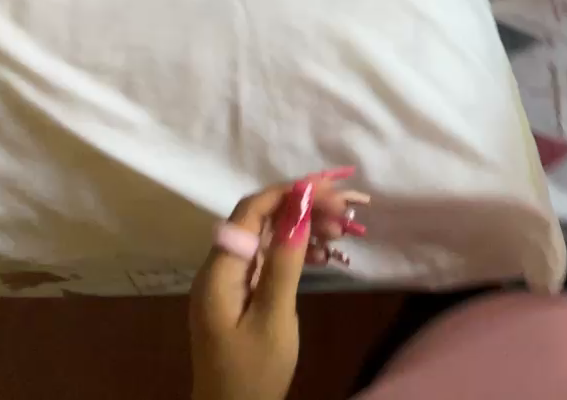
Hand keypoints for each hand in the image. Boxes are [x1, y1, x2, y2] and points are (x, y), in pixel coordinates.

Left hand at [190, 171, 367, 399]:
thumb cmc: (252, 376)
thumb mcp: (274, 317)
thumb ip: (285, 258)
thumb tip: (300, 203)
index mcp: (220, 270)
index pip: (252, 209)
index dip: (291, 192)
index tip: (332, 190)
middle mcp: (221, 267)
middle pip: (263, 218)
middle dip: (305, 206)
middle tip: (347, 209)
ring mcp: (231, 281)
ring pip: (270, 235)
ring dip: (305, 226)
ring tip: (344, 228)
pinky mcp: (243, 294)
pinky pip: (271, 257)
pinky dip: (298, 249)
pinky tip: (326, 252)